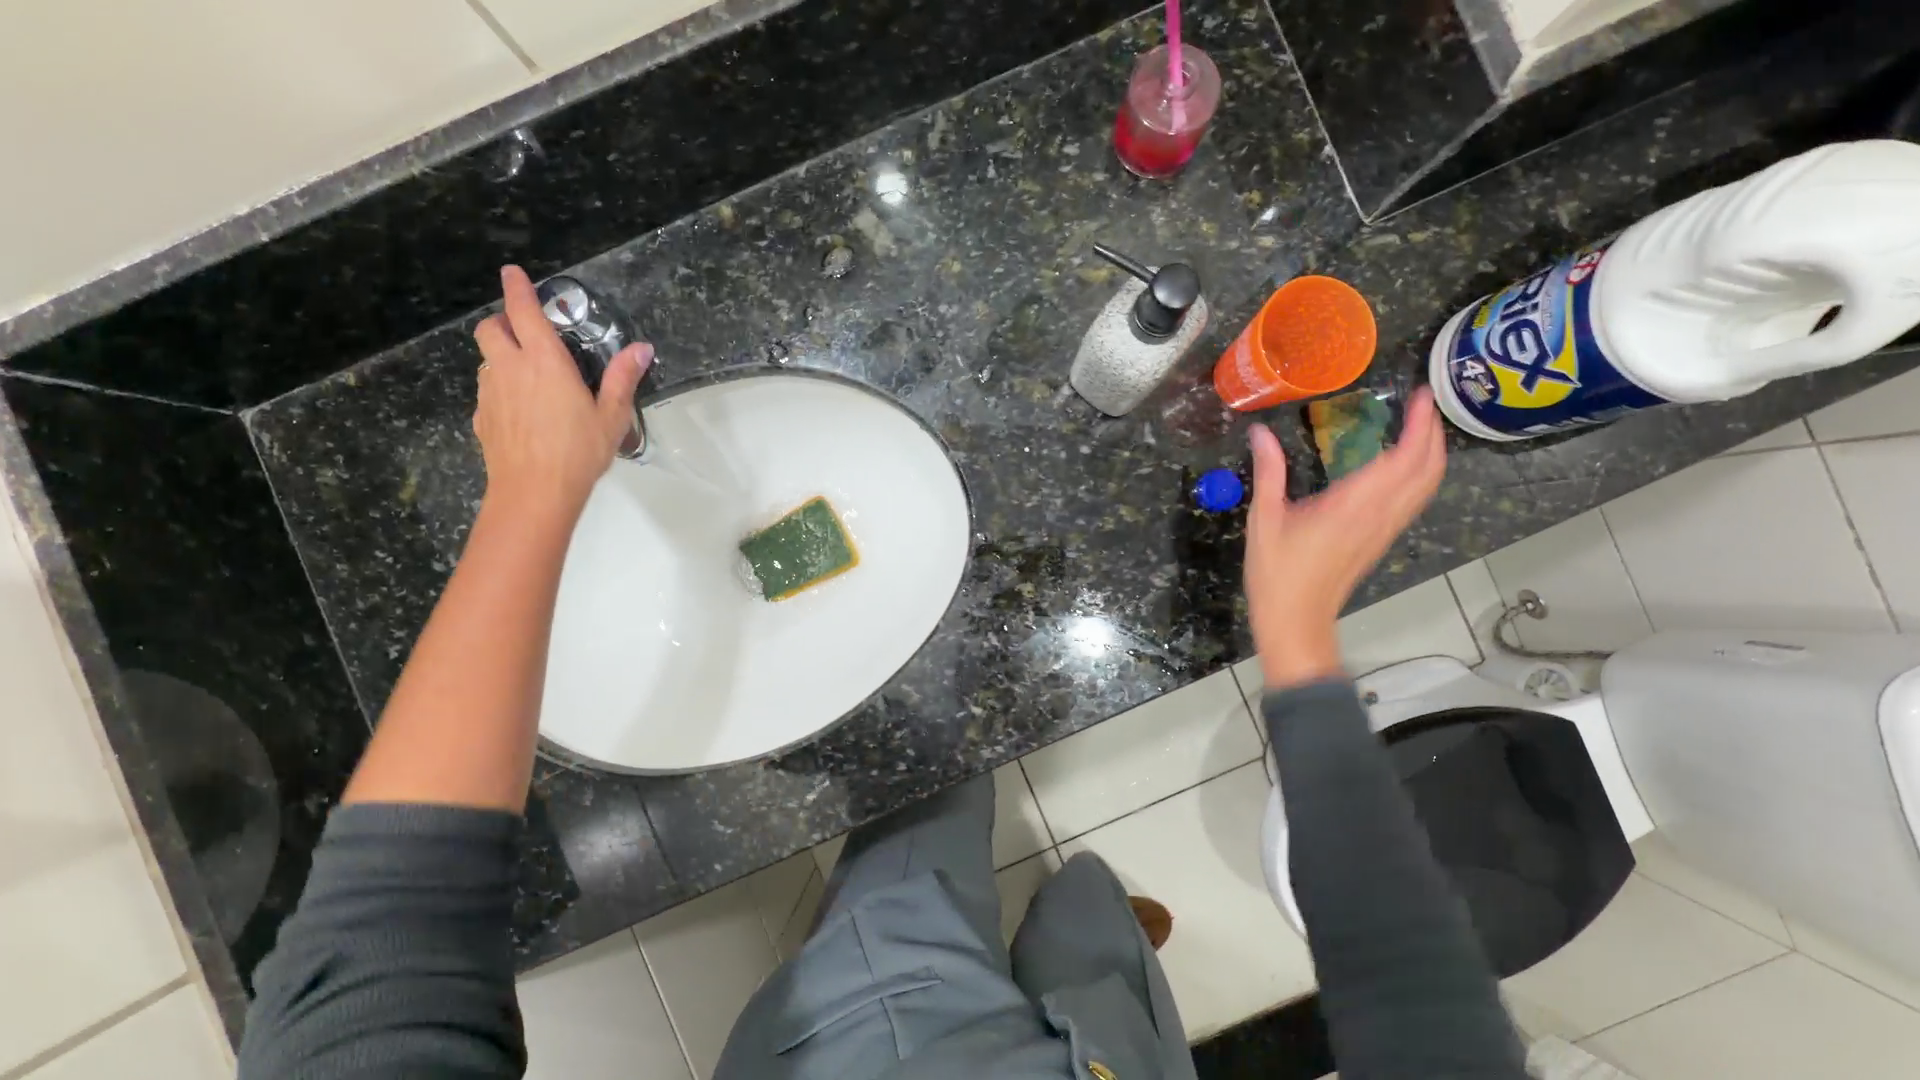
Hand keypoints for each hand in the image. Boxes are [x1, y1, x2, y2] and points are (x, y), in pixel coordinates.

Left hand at [472, 266, 651, 521]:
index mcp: (544, 362)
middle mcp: (511, 369)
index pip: (523, 312)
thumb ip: (623, 379)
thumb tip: (642, 349)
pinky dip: (501, 389)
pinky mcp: (482, 419)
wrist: (533, 494)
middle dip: (502, 321)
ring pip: (487, 361)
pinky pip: (488, 392)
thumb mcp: (612, 417)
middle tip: (523, 330)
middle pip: (491, 330)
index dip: (516, 288)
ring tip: (528, 375)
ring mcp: (491, 394)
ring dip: (502, 356)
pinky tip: (521, 412)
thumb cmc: (578, 452)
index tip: (512, 273)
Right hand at [1244, 387, 1446, 687]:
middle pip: (1427, 469)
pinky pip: (1414, 500)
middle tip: (1423, 402)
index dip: (1419, 425)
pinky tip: (1406, 463)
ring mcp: (1385, 529)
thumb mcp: (1264, 519)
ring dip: (1432, 452)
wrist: (1296, 621)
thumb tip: (1260, 432)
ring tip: (1421, 424)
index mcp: (1353, 506)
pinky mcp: (1382, 538)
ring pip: (1426, 486)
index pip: (1402, 459)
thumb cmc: (1277, 573)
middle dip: (1433, 432)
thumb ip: (1269, 473)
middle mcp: (1379, 515)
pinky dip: (1422, 474)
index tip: (1421, 395)